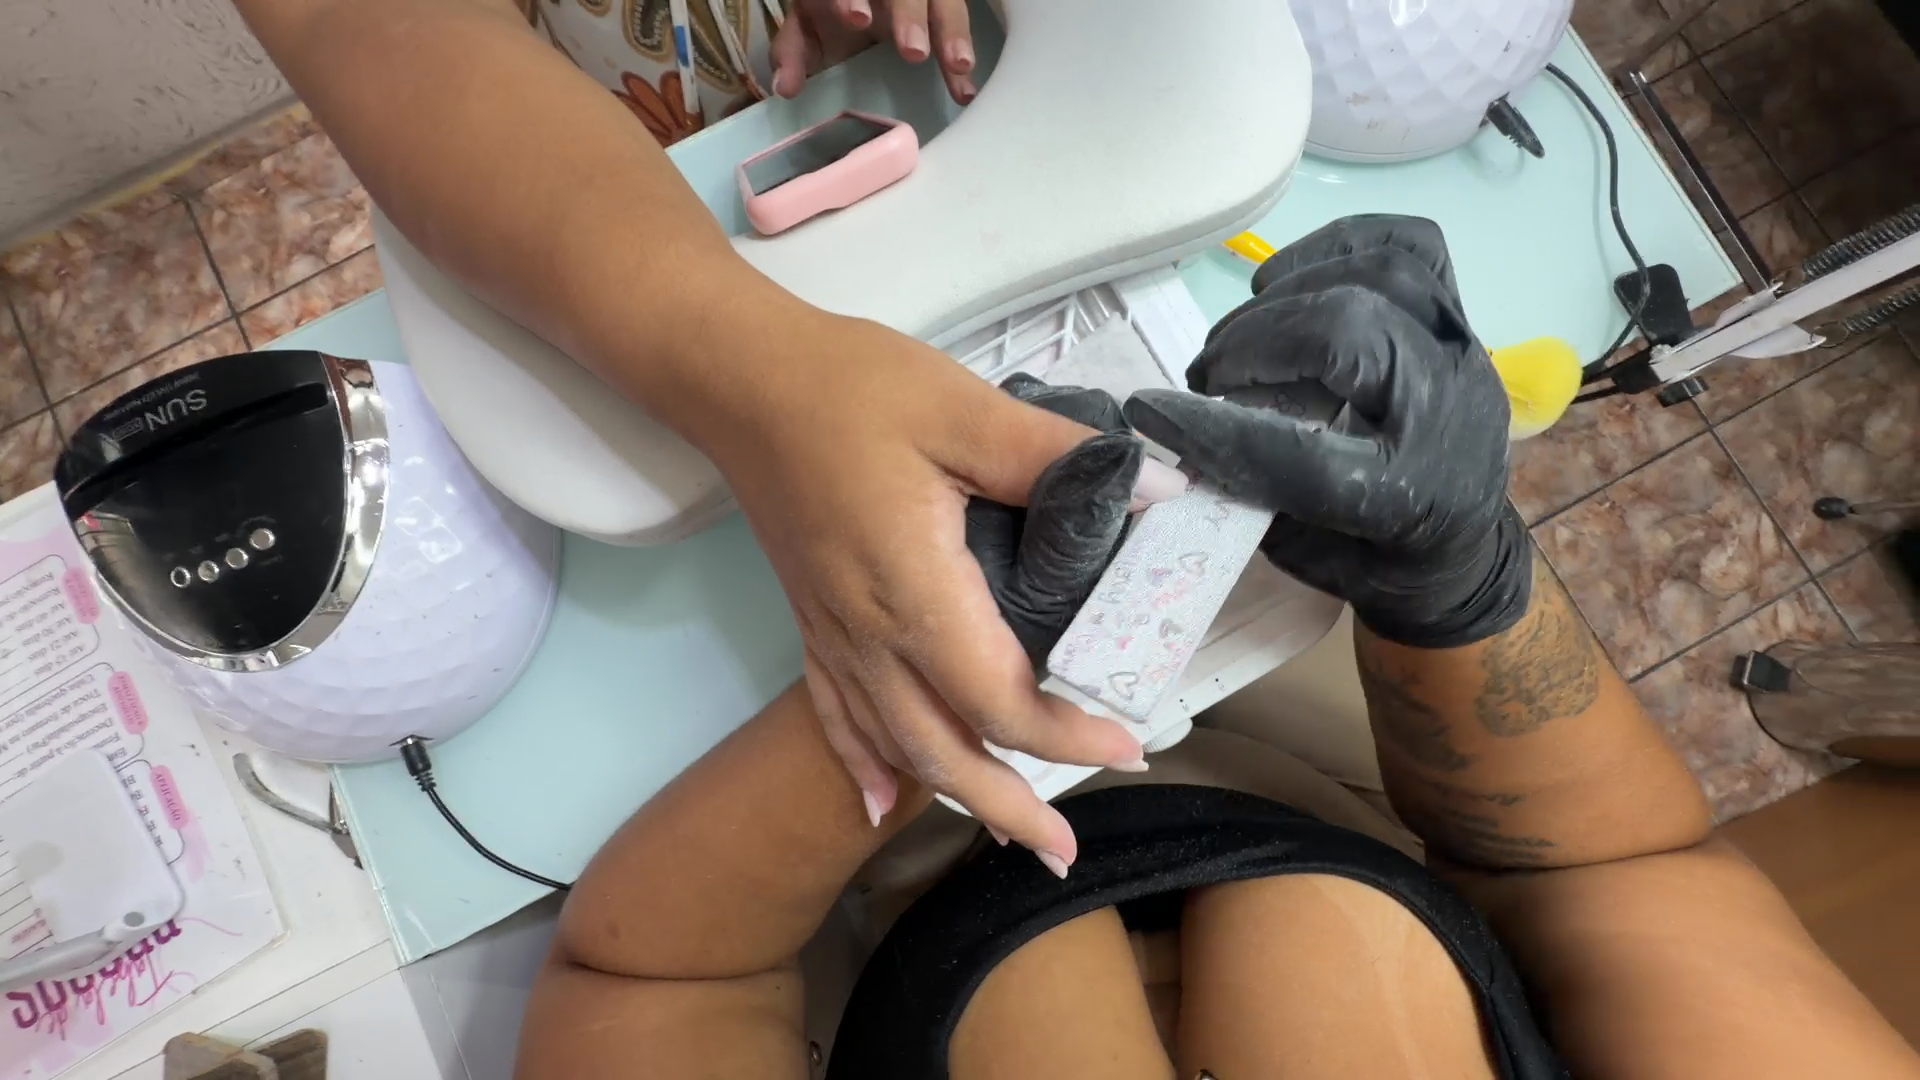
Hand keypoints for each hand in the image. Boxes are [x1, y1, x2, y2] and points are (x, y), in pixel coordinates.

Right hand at [706, 313, 1178, 871]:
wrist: (740, 383)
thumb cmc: (851, 390)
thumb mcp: (962, 410)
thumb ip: (1055, 456)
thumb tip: (1158, 488)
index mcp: (914, 590)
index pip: (999, 698)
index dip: (1067, 734)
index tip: (1129, 742)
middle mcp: (868, 634)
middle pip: (943, 752)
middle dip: (1009, 806)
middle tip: (1062, 852)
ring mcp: (831, 634)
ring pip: (893, 745)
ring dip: (952, 797)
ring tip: (1002, 834)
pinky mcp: (811, 619)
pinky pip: (836, 714)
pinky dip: (864, 766)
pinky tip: (876, 800)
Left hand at [770, 0, 978, 102]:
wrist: (853, 6)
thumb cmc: (828, 15)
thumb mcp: (806, 29)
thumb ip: (792, 52)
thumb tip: (785, 87)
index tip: (857, 21)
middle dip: (909, 14)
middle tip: (913, 49)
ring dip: (950, 30)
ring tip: (957, 65)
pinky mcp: (942, 3)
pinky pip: (956, 20)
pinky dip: (962, 50)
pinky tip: (966, 83)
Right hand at [1124, 214, 1531, 647]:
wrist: (1452, 542)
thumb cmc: (1364, 554)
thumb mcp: (1296, 547)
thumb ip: (1243, 487)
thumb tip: (1175, 430)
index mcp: (1406, 495)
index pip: (1297, 449)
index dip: (1211, 426)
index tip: (1148, 409)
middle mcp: (1448, 411)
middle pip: (1345, 332)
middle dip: (1251, 345)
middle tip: (1205, 376)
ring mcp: (1462, 352)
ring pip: (1378, 275)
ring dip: (1286, 295)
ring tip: (1239, 332)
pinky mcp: (1456, 319)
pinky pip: (1411, 245)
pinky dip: (1339, 245)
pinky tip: (1284, 277)